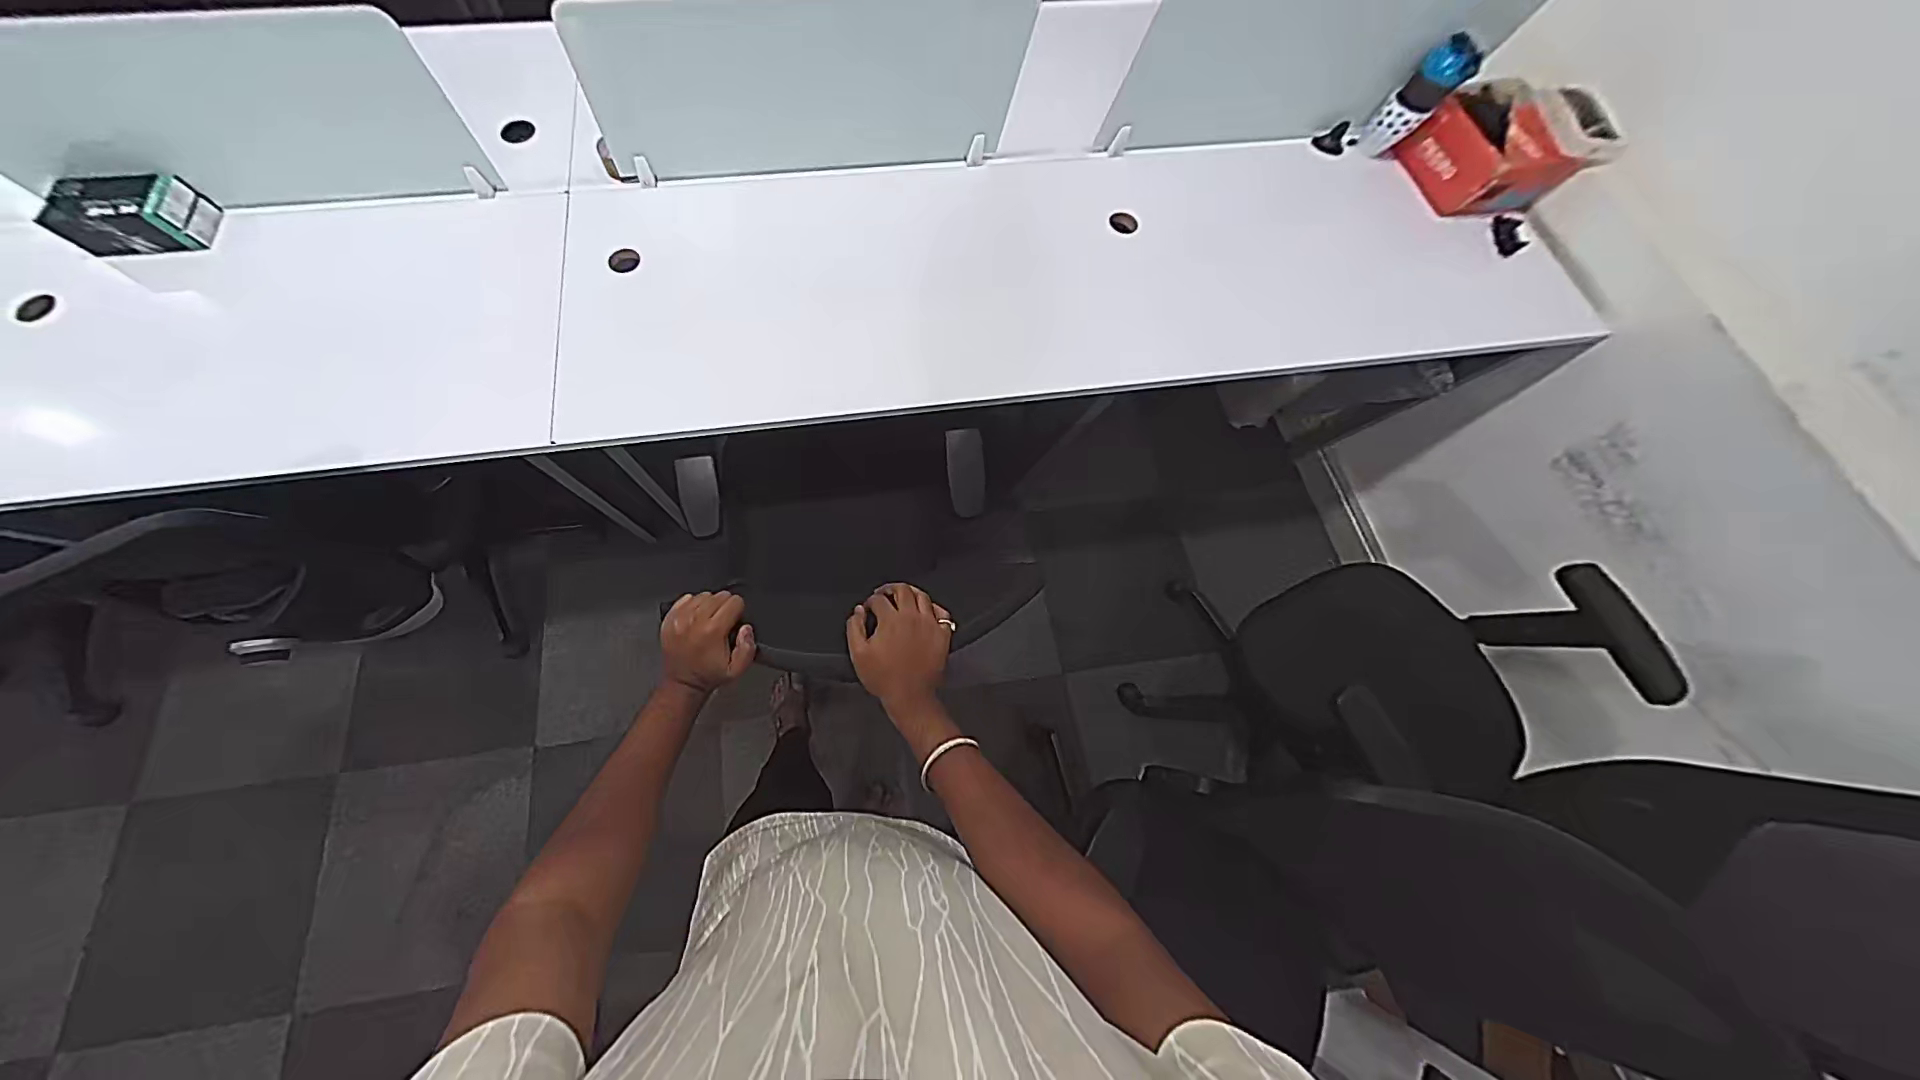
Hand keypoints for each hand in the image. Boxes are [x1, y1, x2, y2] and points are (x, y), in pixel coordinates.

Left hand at [660, 591, 754, 693]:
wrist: (683, 683)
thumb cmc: (707, 675)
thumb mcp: (737, 669)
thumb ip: (747, 647)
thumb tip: (746, 628)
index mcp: (713, 631)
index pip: (734, 601)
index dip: (739, 609)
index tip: (735, 619)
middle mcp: (695, 621)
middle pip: (718, 596)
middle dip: (725, 606)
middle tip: (724, 621)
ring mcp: (680, 619)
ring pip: (702, 595)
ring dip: (709, 604)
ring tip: (710, 619)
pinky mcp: (669, 620)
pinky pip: (685, 599)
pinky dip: (693, 604)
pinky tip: (696, 616)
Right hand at [846, 583, 952, 710]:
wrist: (910, 695)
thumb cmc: (883, 677)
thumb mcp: (859, 654)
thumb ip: (855, 628)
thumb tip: (858, 611)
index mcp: (891, 620)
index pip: (879, 600)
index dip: (871, 601)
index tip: (868, 607)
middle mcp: (912, 617)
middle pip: (903, 590)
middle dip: (890, 589)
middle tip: (884, 593)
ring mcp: (930, 624)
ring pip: (923, 596)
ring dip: (911, 593)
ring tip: (904, 596)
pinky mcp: (942, 635)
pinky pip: (942, 612)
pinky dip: (933, 608)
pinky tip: (927, 611)